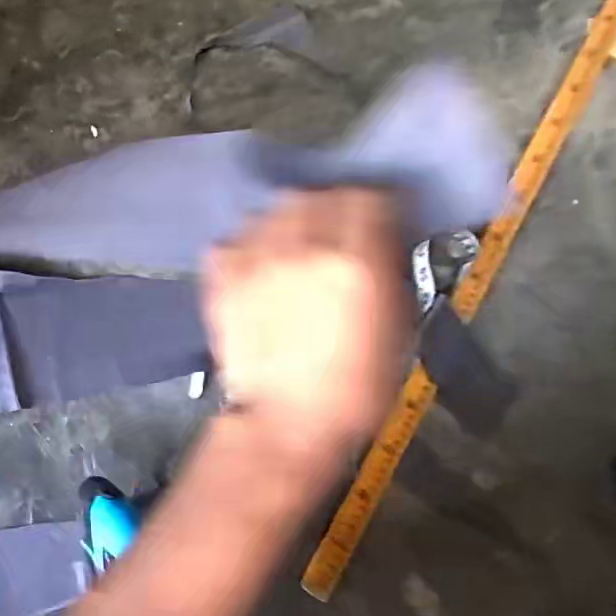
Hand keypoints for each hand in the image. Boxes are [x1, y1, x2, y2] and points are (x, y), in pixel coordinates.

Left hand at [203, 188, 407, 457]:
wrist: (287, 419)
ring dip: (283, 221)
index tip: (376, 215)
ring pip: (267, 212)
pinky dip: (243, 246)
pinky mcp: (220, 281)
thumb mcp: (395, 326)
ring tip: (289, 244)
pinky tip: (253, 264)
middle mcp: (300, 251)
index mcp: (354, 262)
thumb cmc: (354, 386)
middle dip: (326, 206)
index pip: (365, 197)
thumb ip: (384, 271)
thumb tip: (377, 242)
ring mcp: (253, 264)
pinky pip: (229, 242)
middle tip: (332, 227)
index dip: (374, 203)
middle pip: (311, 196)